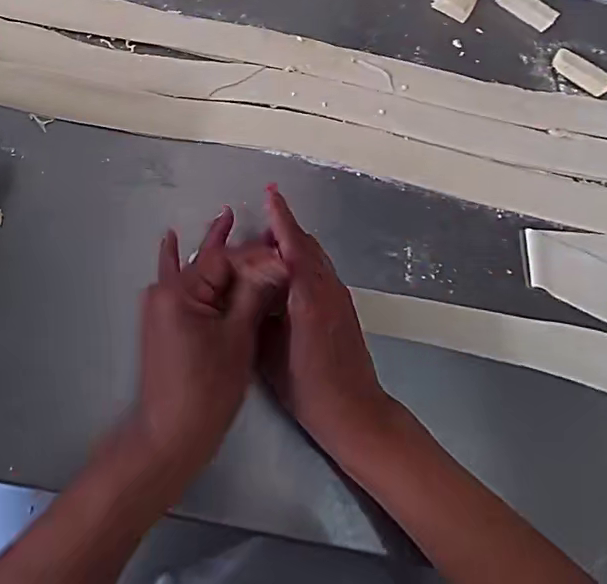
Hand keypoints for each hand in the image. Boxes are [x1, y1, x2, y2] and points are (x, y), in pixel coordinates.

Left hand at [132, 207, 286, 476]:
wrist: (169, 438)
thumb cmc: (207, 390)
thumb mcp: (237, 338)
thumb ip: (253, 293)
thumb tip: (278, 260)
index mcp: (182, 291)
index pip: (226, 259)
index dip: (258, 256)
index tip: (286, 255)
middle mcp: (165, 291)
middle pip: (211, 262)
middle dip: (238, 248)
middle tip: (267, 232)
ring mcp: (161, 305)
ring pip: (196, 270)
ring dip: (215, 251)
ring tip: (227, 217)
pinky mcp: (163, 320)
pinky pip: (173, 282)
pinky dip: (177, 260)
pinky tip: (172, 238)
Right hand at [250, 185, 395, 451]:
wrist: (355, 412)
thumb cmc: (309, 388)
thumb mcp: (271, 353)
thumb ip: (262, 312)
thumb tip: (250, 285)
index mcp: (309, 294)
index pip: (293, 244)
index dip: (280, 217)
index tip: (270, 193)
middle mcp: (328, 287)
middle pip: (306, 245)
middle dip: (284, 228)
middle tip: (258, 222)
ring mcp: (339, 296)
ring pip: (315, 257)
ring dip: (294, 244)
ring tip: (268, 244)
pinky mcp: (343, 307)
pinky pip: (320, 271)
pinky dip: (303, 262)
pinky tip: (287, 275)